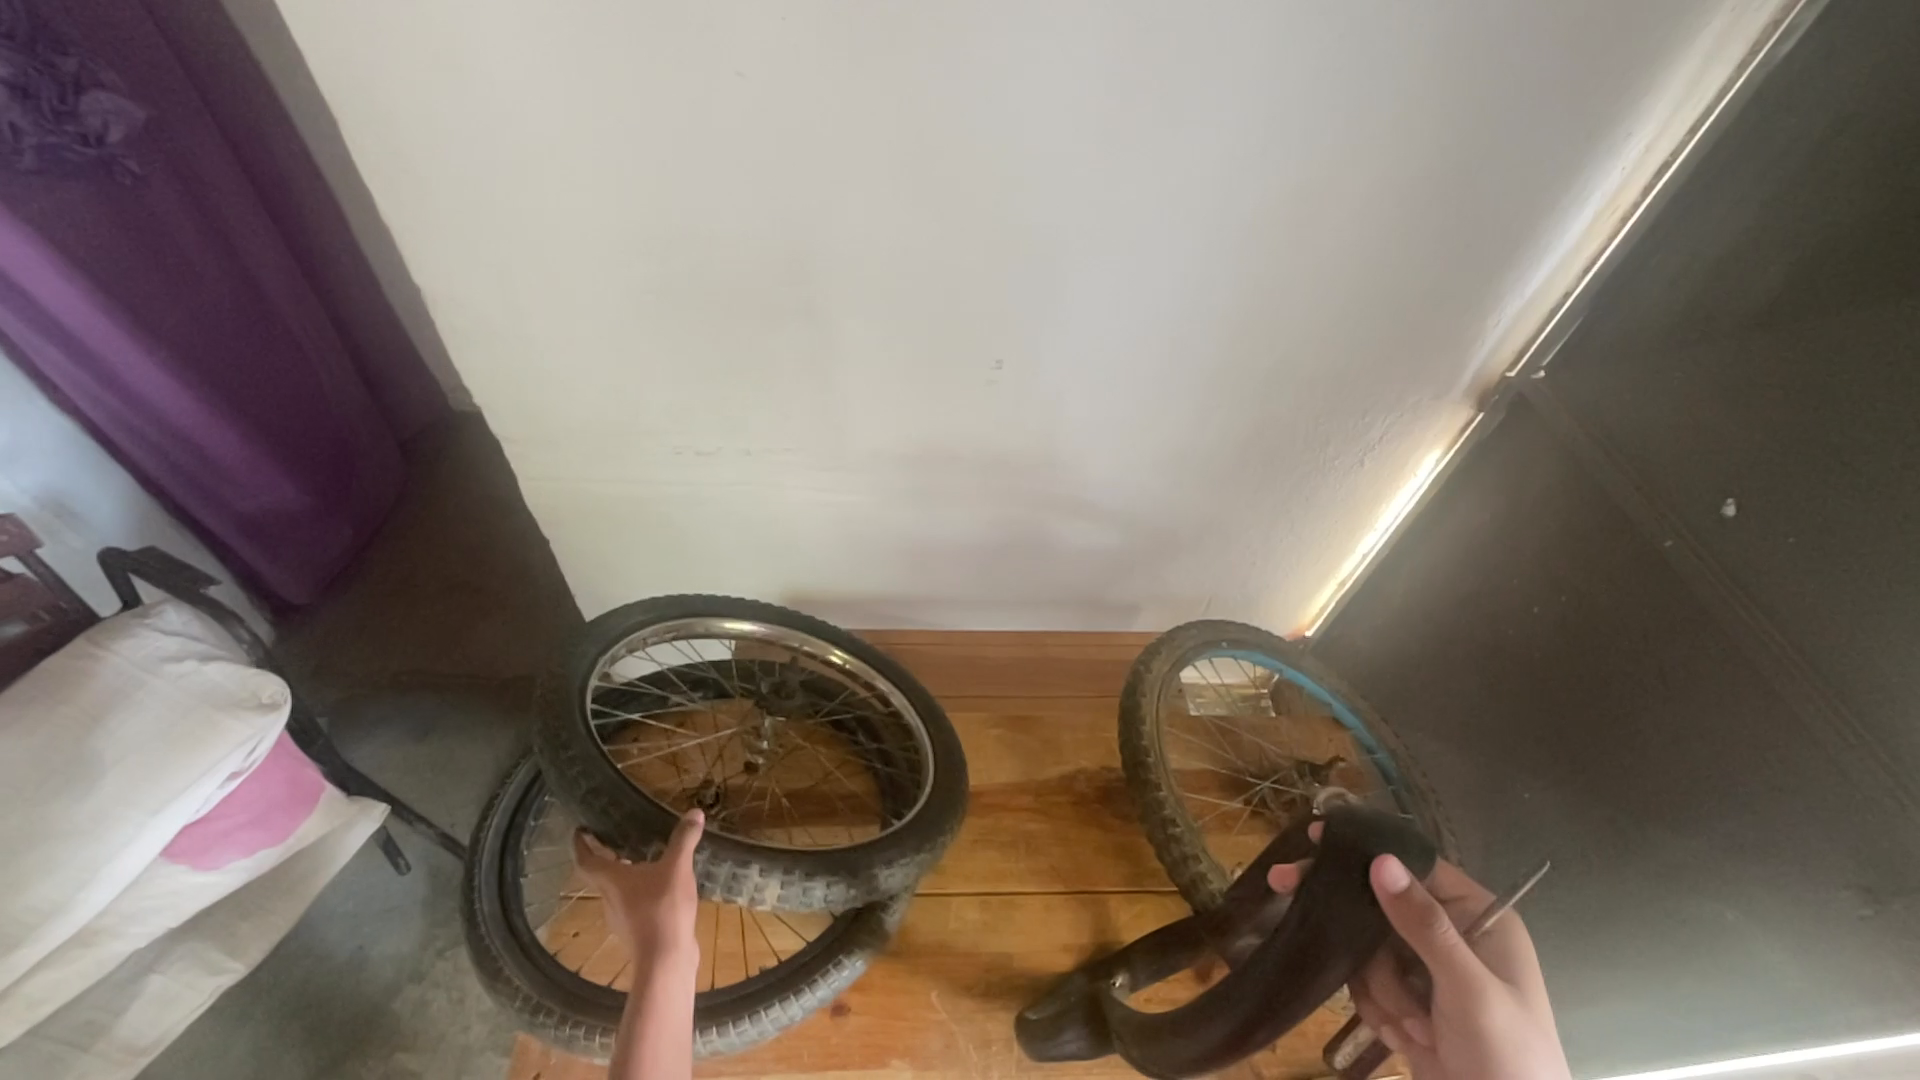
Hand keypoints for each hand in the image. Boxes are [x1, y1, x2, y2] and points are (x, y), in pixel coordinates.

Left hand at [573, 808, 703, 965]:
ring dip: (622, 874)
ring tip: (639, 858)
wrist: (665, 959)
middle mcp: (610, 898)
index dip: (580, 844)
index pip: (586, 860)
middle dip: (604, 856)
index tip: (580, 831)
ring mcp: (622, 917)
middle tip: (612, 839)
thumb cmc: (663, 908)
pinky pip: (632, 903)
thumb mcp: (677, 868)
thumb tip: (694, 812)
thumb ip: (684, 840)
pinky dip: (638, 890)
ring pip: (615, 890)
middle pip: (599, 875)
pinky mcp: (636, 930)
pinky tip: (658, 887)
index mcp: (612, 880)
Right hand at [1267, 828, 1569, 1079]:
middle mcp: (1453, 935)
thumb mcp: (1469, 990)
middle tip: (1283, 886)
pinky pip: (1366, 982)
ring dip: (1380, 989)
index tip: (1315, 842)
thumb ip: (1424, 925)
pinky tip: (1405, 1038)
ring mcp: (1427, 970)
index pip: (1415, 867)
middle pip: (1379, 905)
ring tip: (1416, 1028)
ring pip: (1367, 949)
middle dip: (1359, 935)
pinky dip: (1377, 1009)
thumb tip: (1381, 860)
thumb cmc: (1508, 1057)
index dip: (1366, 853)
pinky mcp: (1408, 1000)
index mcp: (1480, 918)